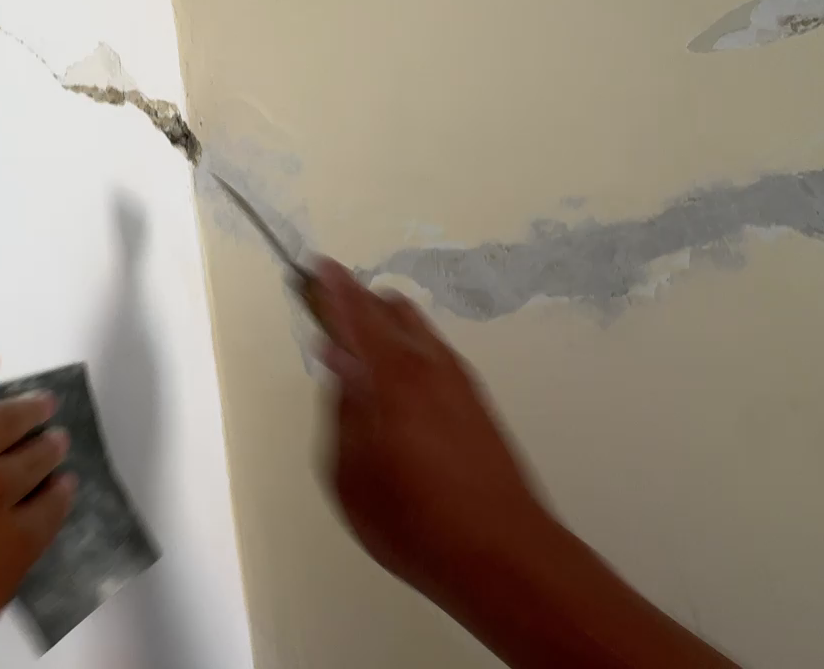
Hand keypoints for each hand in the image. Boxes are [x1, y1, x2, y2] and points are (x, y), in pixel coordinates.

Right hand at [308, 262, 739, 667]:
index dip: (334, 285)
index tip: (317, 265)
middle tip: (331, 318)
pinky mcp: (477, 402)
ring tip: (359, 352)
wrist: (505, 557)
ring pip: (417, 328)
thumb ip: (343, 407)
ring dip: (385, 326)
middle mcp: (429, 364)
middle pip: (390, 309)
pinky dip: (407, 348)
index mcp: (391, 374)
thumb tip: (340, 361)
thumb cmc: (414, 519)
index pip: (356, 312)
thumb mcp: (349, 472)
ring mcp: (459, 381)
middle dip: (358, 303)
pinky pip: (433, 352)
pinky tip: (394, 383)